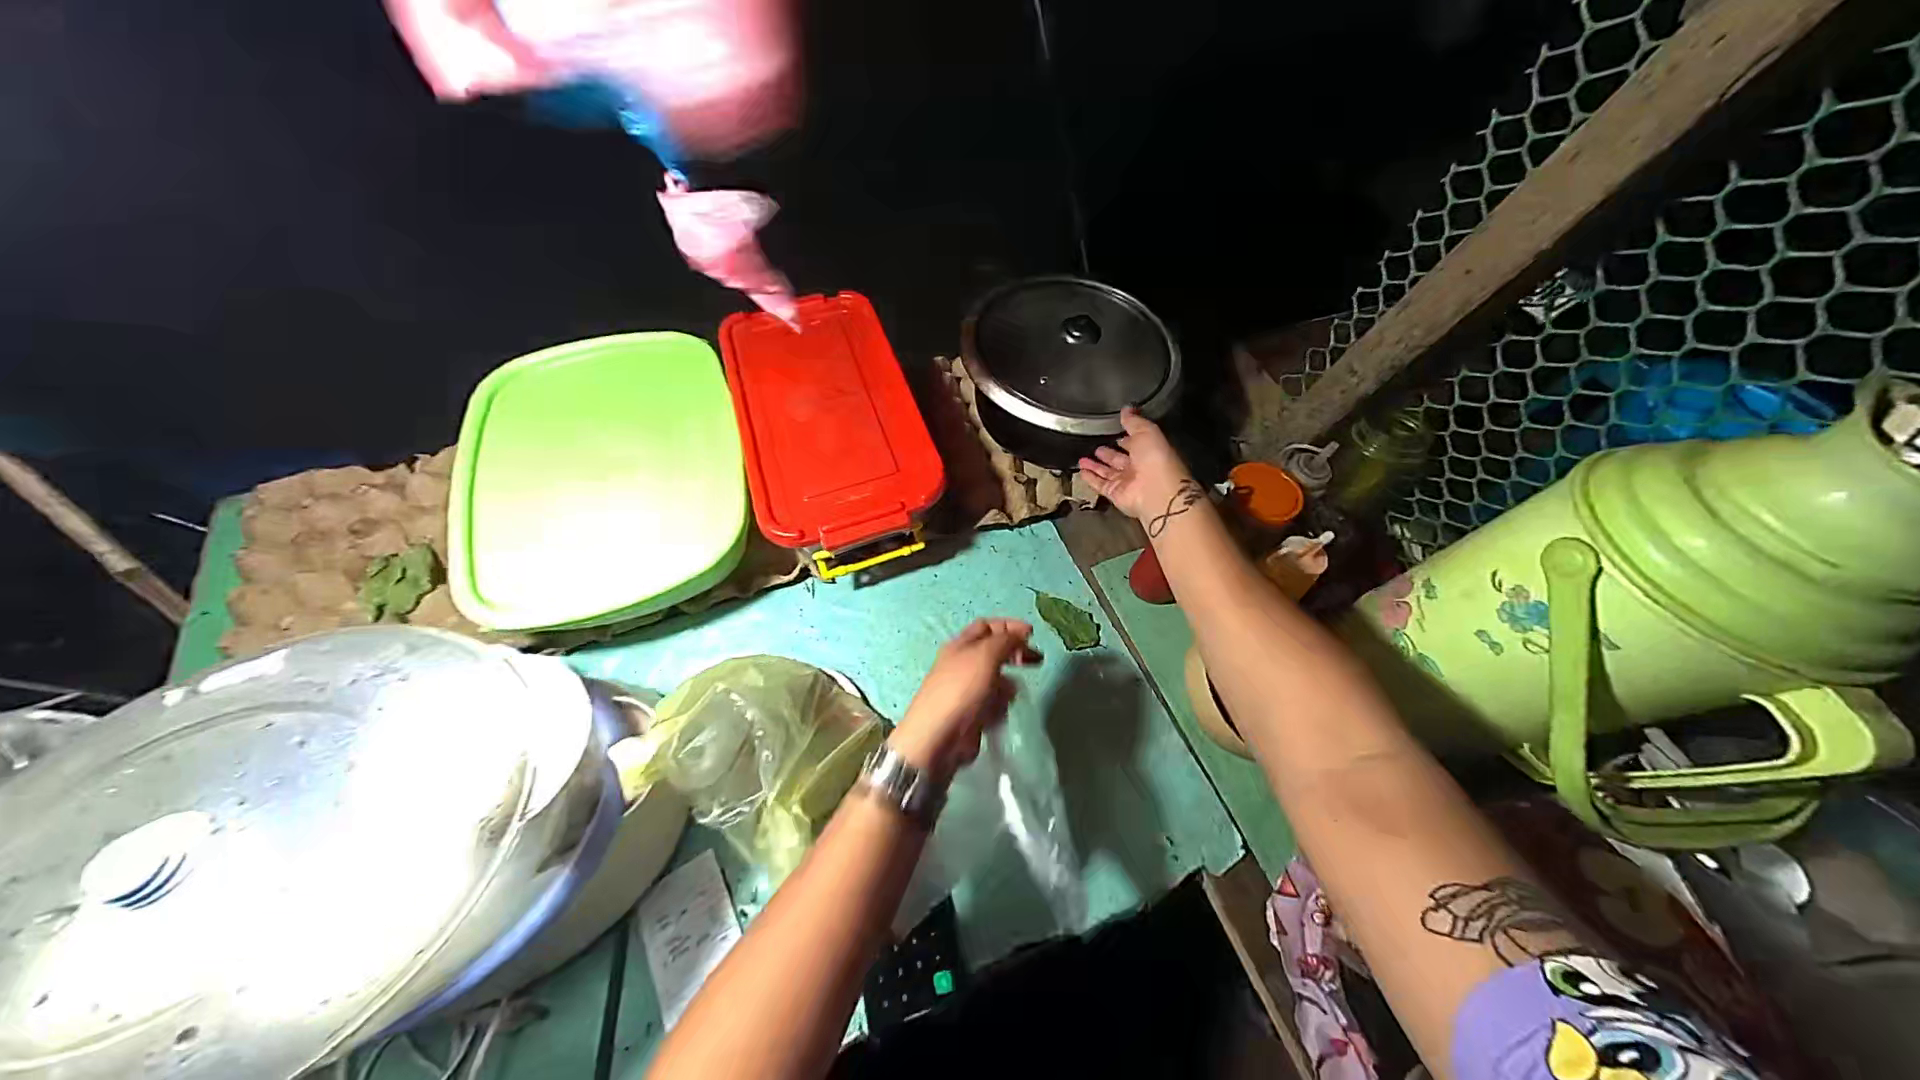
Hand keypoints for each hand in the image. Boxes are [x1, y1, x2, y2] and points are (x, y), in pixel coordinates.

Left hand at [890, 619, 1041, 778]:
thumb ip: (1005, 641)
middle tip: (1034, 661)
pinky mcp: (971, 713)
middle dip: (1014, 655)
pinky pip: (993, 703)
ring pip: (997, 680)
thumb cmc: (961, 689)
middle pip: (994, 652)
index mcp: (961, 645)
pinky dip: (998, 706)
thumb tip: (1019, 634)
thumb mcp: (986, 655)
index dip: (1010, 626)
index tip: (1032, 634)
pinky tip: (994, 715)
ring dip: (1006, 686)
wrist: (938, 736)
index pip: (987, 626)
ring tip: (1005, 697)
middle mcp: (962, 664)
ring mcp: (966, 690)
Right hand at [1077, 408, 1203, 532]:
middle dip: (1108, 453)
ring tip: (1083, 459)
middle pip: (1120, 459)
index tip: (1115, 430)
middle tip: (1097, 447)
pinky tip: (1082, 472)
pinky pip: (1100, 484)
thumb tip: (1127, 409)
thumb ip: (1134, 421)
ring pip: (1107, 472)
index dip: (1126, 437)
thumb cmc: (1157, 459)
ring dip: (1095, 465)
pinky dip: (1090, 478)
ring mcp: (1127, 482)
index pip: (1136, 442)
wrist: (1157, 491)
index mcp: (1150, 451)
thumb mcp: (1147, 431)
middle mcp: (1139, 467)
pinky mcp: (1115, 493)